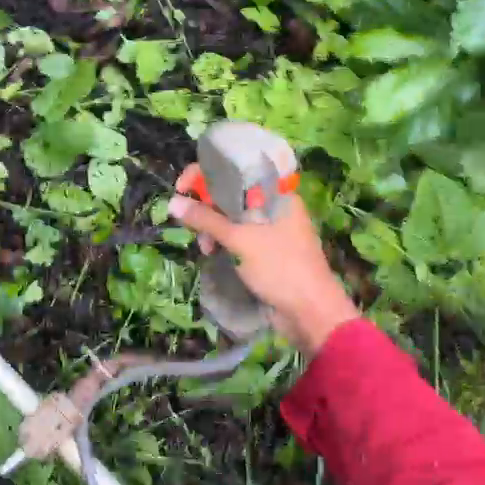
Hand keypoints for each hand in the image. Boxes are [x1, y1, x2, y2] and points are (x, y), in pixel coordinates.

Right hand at [167, 165, 360, 355]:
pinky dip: (222, 240)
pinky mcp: (266, 249)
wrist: (313, 314)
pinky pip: (236, 235)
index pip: (234, 170)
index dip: (204, 175)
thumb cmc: (281, 268)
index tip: (182, 189)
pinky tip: (213, 252)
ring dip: (211, 227)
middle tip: (191, 223)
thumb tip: (172, 202)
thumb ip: (205, 219)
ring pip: (230, 216)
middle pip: (229, 193)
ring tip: (205, 246)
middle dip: (206, 206)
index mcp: (275, 195)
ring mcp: (271, 229)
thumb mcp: (239, 240)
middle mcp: (273, 207)